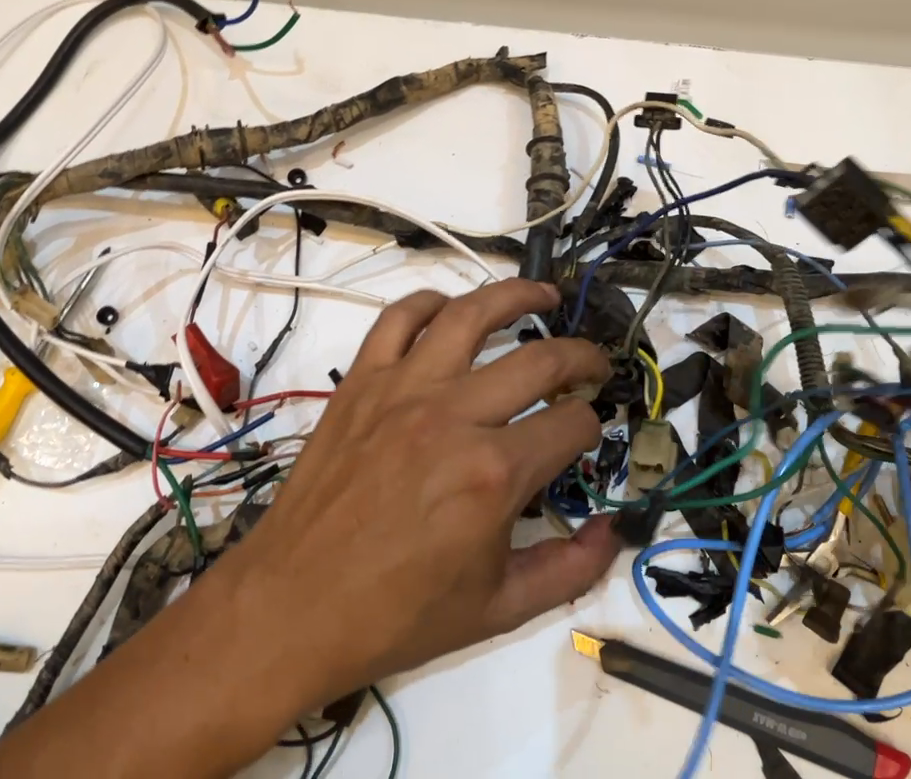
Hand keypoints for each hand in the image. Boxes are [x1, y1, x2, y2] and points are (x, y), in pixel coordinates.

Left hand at [214, 278, 619, 698]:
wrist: (296, 605)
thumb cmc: (399, 614)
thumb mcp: (501, 609)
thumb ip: (571, 569)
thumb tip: (613, 529)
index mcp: (494, 473)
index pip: (572, 424)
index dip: (592, 427)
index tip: (586, 434)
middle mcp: (453, 416)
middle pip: (540, 361)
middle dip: (582, 358)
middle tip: (594, 365)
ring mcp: (402, 390)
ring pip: (470, 315)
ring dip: (517, 296)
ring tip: (543, 296)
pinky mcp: (360, 383)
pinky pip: (397, 320)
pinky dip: (429, 303)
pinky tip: (450, 310)